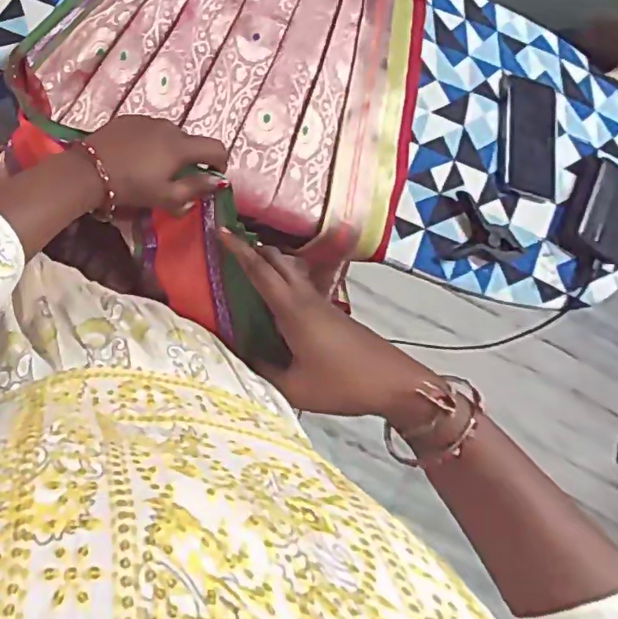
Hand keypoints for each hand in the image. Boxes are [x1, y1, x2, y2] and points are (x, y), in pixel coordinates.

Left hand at [80, 116, 228, 213]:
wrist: (88, 170)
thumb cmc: (130, 186)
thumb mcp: (164, 196)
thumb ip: (194, 189)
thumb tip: (216, 183)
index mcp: (180, 146)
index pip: (215, 147)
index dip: (220, 162)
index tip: (212, 176)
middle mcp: (167, 127)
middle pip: (189, 141)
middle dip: (189, 159)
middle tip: (175, 178)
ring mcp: (146, 120)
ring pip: (167, 134)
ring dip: (167, 149)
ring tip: (151, 168)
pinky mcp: (127, 119)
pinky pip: (147, 129)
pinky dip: (148, 141)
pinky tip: (133, 156)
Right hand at [218, 230, 448, 424]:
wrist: (396, 384)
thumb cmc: (344, 384)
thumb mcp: (295, 388)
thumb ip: (263, 370)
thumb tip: (240, 356)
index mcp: (292, 310)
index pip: (259, 270)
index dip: (238, 249)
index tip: (221, 230)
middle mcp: (305, 298)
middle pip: (276, 259)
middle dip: (252, 248)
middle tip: (229, 247)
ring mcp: (320, 303)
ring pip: (289, 269)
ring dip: (268, 262)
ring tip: (247, 269)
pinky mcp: (330, 313)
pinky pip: (297, 286)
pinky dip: (280, 280)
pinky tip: (272, 301)